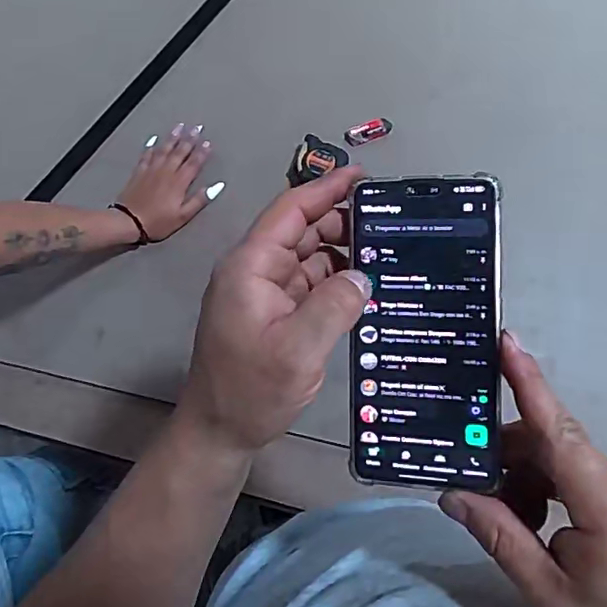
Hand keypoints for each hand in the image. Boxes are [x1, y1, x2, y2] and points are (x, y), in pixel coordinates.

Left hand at [113, 123, 216, 242]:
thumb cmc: (157, 222)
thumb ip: (199, 200)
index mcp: (179, 182)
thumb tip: (217, 186)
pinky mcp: (139, 172)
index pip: (194, 163)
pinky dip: (151, 146)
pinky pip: (146, 155)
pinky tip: (154, 139)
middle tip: (197, 127)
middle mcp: (166, 172)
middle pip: (180, 152)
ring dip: (173, 137)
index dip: (202, 152)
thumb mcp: (183, 216)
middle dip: (190, 139)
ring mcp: (151, 170)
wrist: (128, 221)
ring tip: (180, 126)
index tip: (208, 142)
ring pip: (164, 149)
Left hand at [175, 166, 370, 453]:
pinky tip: (365, 284)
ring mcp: (265, 291)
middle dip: (341, 221)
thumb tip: (363, 276)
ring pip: (308, 256)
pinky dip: (336, 279)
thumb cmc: (249, 389)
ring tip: (386, 250)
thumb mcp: (296, 350)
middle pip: (301, 230)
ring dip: (342, 251)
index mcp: (251, 265)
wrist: (218, 429)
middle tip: (389, 222)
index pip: (290, 211)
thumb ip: (333, 307)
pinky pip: (309, 283)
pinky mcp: (275, 312)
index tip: (361, 176)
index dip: (325, 189)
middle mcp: (256, 270)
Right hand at [438, 333, 606, 606]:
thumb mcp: (551, 598)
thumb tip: (455, 496)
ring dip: (529, 480)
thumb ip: (500, 536)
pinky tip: (540, 527)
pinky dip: (552, 491)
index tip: (506, 340)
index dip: (527, 380)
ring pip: (566, 462)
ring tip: (513, 524)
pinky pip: (584, 479)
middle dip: (509, 459)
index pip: (557, 428)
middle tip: (478, 493)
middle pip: (552, 445)